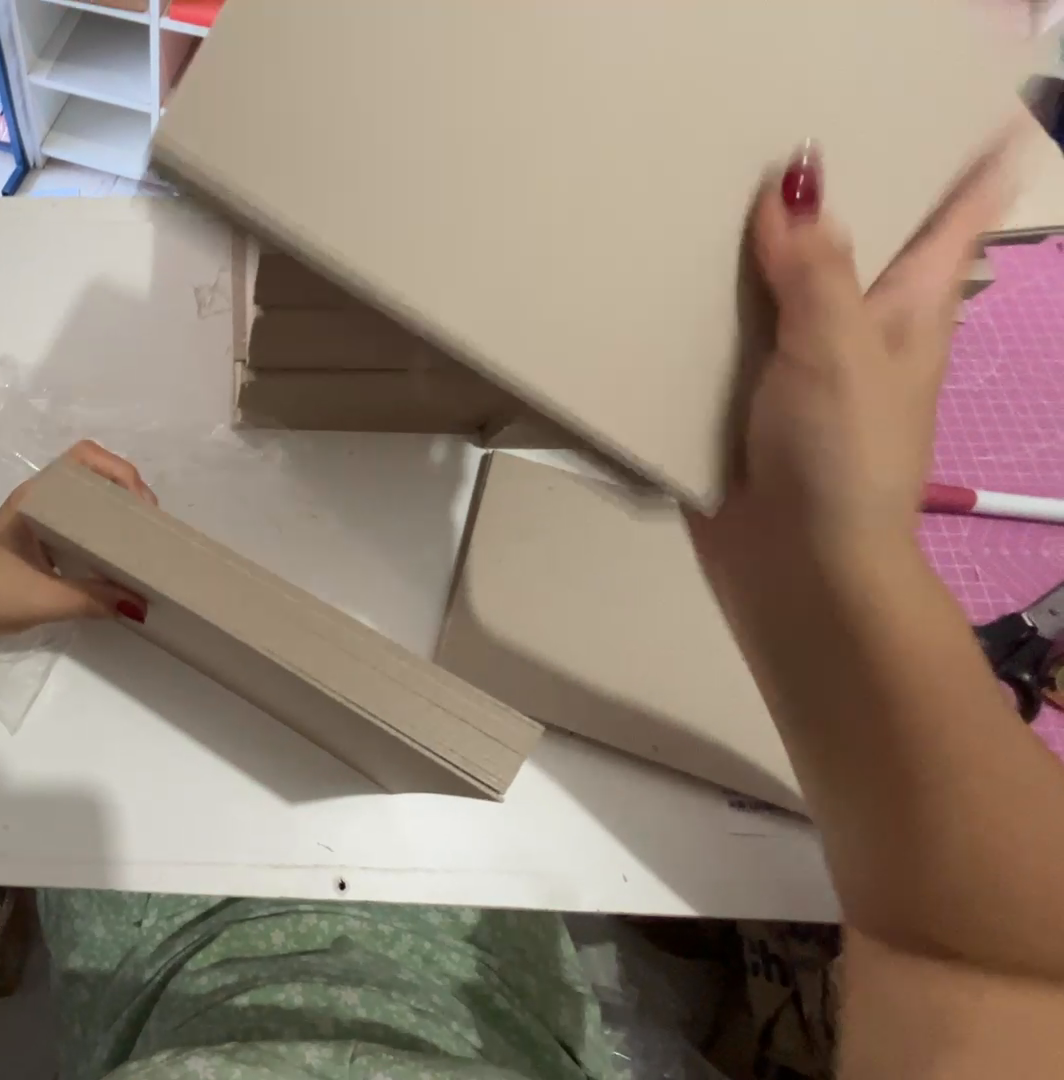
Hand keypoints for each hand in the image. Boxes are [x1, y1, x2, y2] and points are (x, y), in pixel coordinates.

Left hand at [0, 440, 154, 654]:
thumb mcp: (46, 599)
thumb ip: (94, 599)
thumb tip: (141, 604)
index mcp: (36, 499)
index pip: (84, 458)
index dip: (120, 471)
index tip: (142, 505)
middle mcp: (39, 500)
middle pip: (92, 473)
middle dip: (126, 491)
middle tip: (150, 524)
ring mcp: (38, 519)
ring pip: (86, 498)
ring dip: (115, 510)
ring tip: (140, 538)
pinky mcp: (39, 539)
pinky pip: (79, 521)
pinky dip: (103, 529)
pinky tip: (116, 555)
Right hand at [690, 136, 1015, 590]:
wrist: (788, 554)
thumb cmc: (839, 452)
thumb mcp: (840, 351)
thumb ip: (815, 271)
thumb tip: (798, 180)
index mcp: (908, 304)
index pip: (956, 210)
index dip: (954, 151)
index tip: (910, 101)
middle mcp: (852, 325)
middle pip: (849, 241)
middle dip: (820, 193)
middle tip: (766, 141)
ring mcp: (787, 364)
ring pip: (768, 290)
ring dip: (737, 255)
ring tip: (687, 203)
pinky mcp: (729, 398)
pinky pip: (710, 341)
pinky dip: (686, 315)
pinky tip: (646, 293)